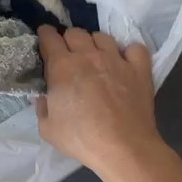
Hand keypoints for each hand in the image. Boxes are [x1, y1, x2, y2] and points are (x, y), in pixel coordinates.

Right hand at [36, 26, 164, 174]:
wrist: (123, 148)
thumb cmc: (81, 138)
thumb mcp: (47, 128)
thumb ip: (42, 107)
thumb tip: (44, 96)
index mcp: (62, 66)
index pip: (49, 37)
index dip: (45, 35)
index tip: (44, 40)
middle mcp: (88, 56)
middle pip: (75, 33)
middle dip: (68, 40)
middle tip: (69, 55)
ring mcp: (116, 60)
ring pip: (102, 37)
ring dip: (95, 44)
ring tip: (96, 57)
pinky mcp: (139, 70)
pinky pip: (135, 48)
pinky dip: (129, 52)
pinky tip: (125, 62)